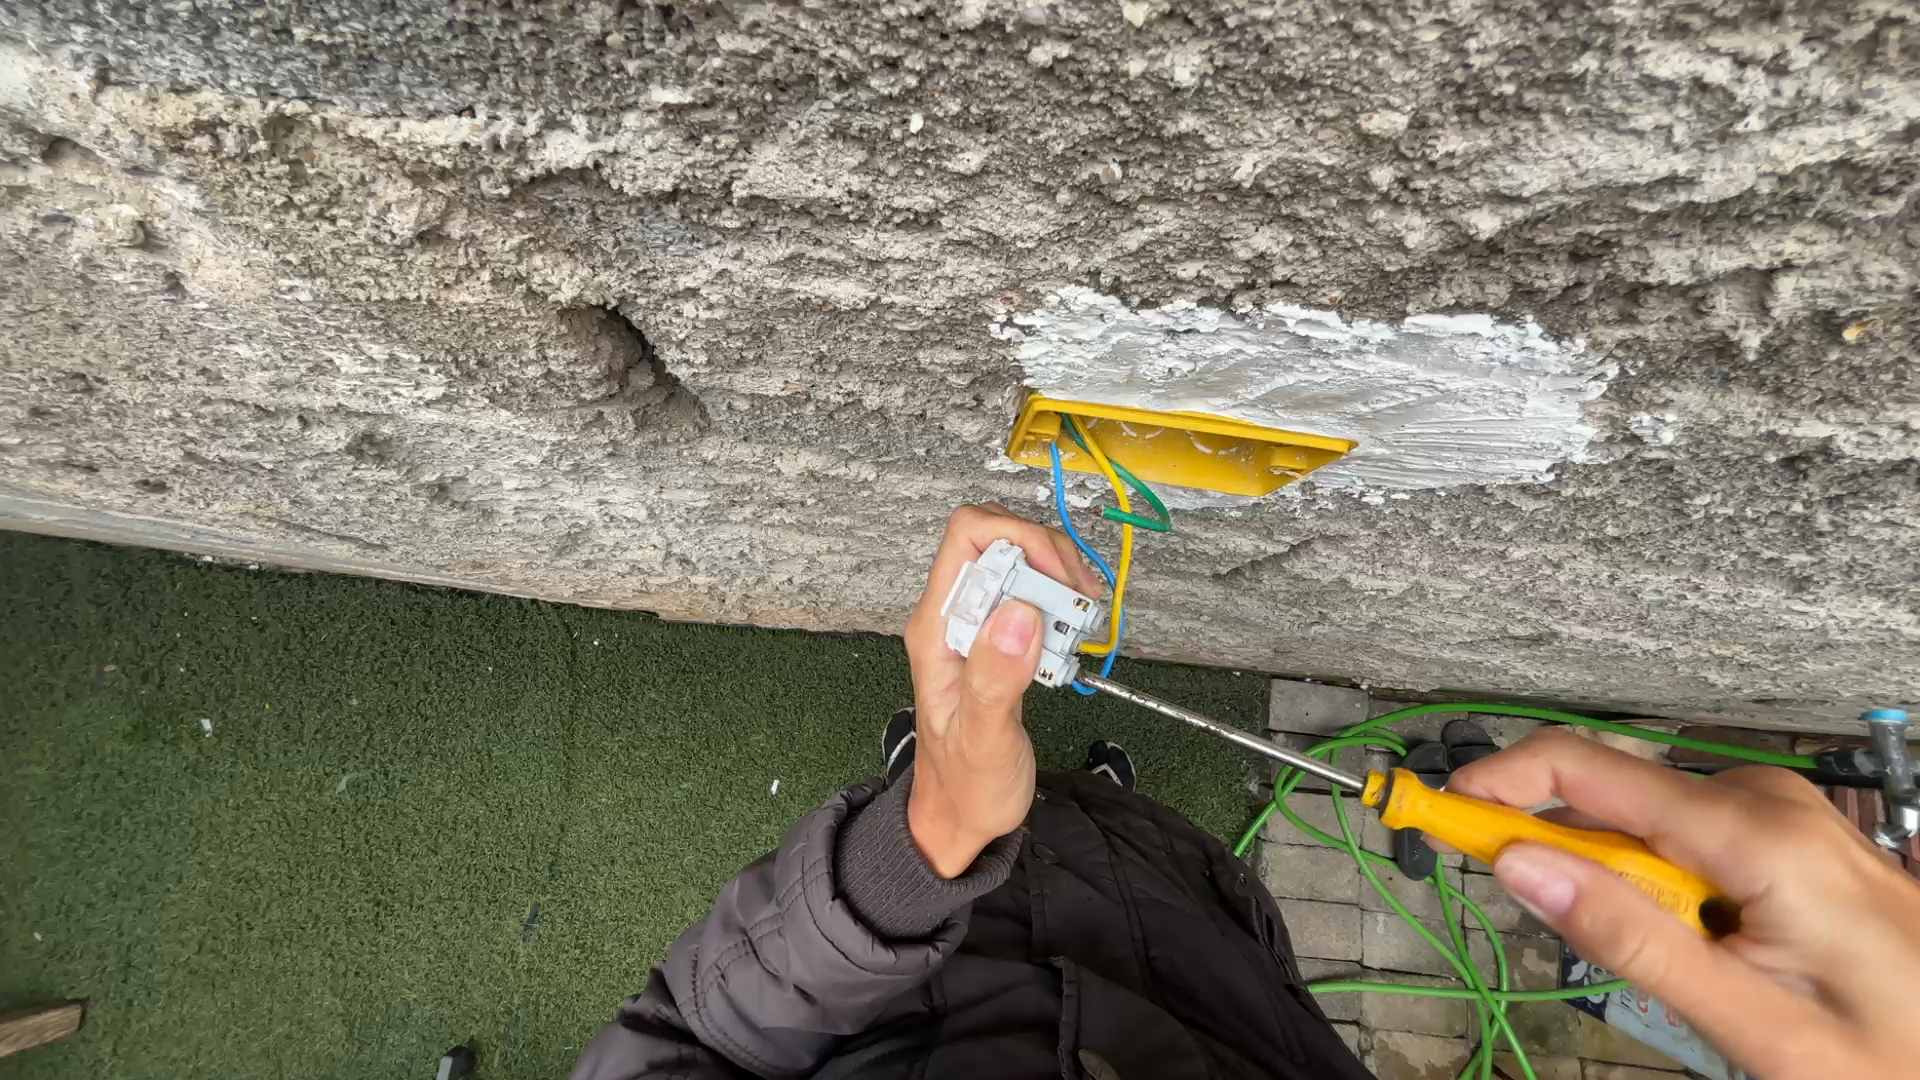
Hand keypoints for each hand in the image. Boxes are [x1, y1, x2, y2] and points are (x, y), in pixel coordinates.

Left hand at [900, 505, 1105, 877]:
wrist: (961, 814)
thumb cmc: (964, 784)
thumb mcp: (982, 739)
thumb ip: (995, 678)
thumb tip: (1020, 612)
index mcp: (936, 626)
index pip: (968, 536)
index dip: (1017, 538)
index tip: (1057, 579)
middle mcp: (953, 614)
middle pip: (997, 537)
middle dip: (1047, 553)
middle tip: (1081, 599)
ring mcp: (978, 624)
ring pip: (1019, 560)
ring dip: (1060, 574)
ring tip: (1086, 614)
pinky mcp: (1000, 639)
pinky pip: (1031, 593)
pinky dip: (1062, 597)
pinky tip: (1078, 627)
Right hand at [1448, 728, 1919, 1078]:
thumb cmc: (1900, 1061)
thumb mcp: (1763, 1030)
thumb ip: (1630, 941)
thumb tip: (1510, 863)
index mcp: (1752, 830)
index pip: (1577, 763)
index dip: (1493, 779)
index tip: (1440, 813)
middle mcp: (1755, 795)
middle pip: (1598, 790)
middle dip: (1551, 842)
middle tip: (1545, 911)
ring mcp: (1769, 807)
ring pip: (1629, 811)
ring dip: (1600, 865)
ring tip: (1653, 947)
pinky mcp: (1773, 825)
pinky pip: (1666, 826)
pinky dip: (1640, 869)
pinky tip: (1684, 929)